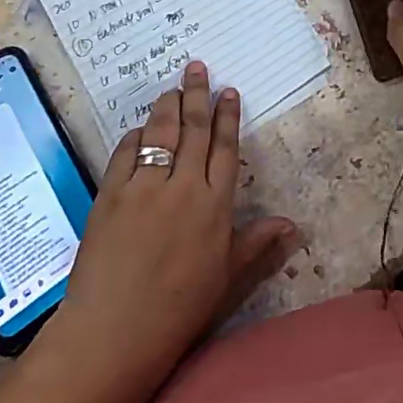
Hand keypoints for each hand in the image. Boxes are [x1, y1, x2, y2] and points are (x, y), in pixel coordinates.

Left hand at [45, 63, 297, 402]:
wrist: (113, 333)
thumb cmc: (178, 308)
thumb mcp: (225, 277)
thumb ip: (256, 243)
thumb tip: (292, 225)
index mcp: (214, 204)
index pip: (225, 147)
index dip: (227, 116)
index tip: (228, 92)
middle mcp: (183, 186)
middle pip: (194, 129)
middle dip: (197, 95)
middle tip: (197, 68)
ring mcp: (144, 187)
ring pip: (161, 133)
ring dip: (168, 106)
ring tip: (173, 87)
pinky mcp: (110, 193)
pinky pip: (126, 152)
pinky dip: (136, 135)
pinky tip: (141, 128)